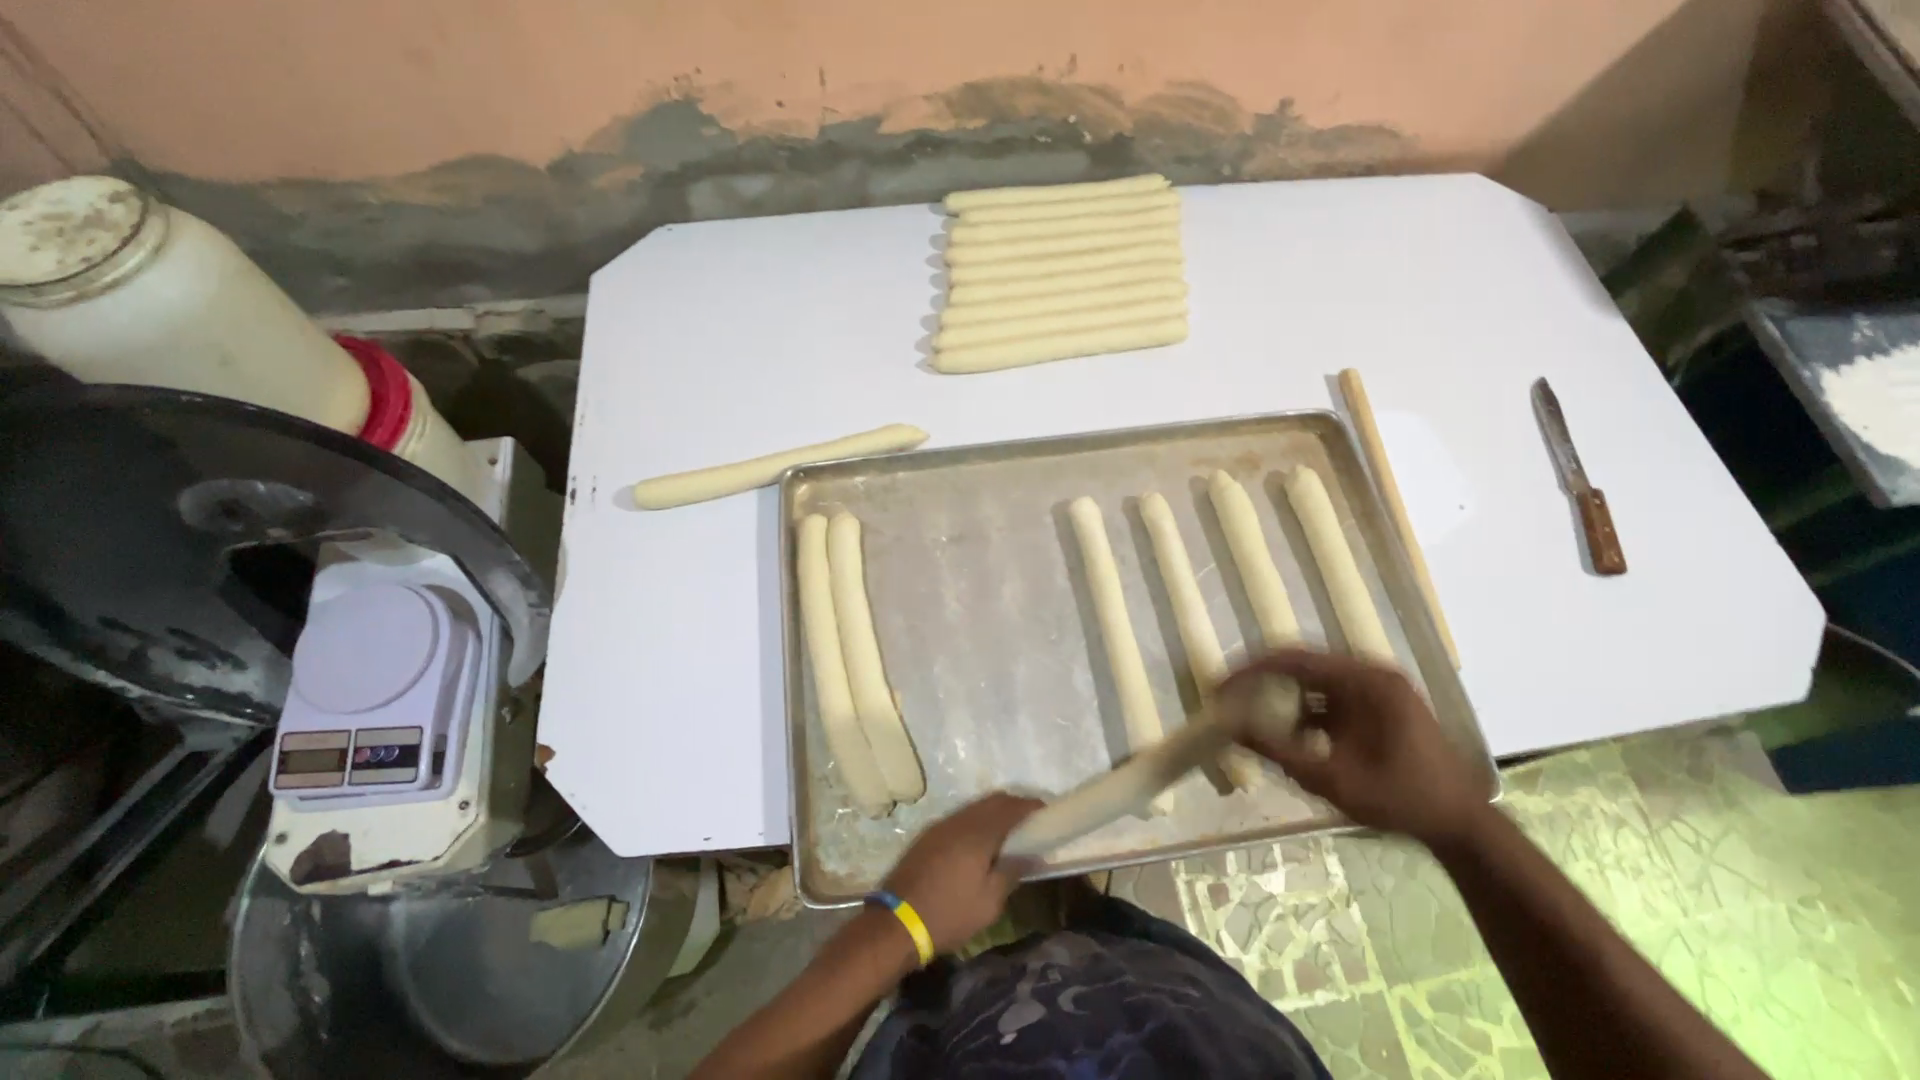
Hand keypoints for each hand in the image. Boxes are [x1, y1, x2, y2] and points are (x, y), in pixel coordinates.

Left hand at [881, 793, 1041, 953]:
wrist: (896, 923)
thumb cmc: (948, 914)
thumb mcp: (989, 902)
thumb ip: (1012, 872)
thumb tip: (1031, 854)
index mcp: (977, 833)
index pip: (1011, 807)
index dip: (1031, 806)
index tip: (1047, 814)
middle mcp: (958, 821)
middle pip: (992, 801)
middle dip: (1014, 806)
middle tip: (1031, 824)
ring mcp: (939, 827)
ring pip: (973, 808)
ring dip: (993, 814)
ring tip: (1008, 835)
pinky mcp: (927, 837)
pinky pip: (959, 818)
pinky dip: (976, 822)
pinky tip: (980, 844)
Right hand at [1218, 649, 1486, 846]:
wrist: (1462, 826)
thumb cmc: (1401, 801)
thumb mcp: (1331, 779)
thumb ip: (1277, 750)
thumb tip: (1229, 725)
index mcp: (1366, 681)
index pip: (1293, 659)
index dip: (1250, 671)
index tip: (1218, 688)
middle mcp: (1372, 674)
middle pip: (1301, 667)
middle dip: (1261, 686)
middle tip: (1228, 705)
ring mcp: (1378, 690)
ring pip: (1313, 684)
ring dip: (1282, 703)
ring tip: (1254, 726)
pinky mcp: (1379, 708)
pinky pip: (1330, 700)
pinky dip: (1305, 716)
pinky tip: (1291, 742)